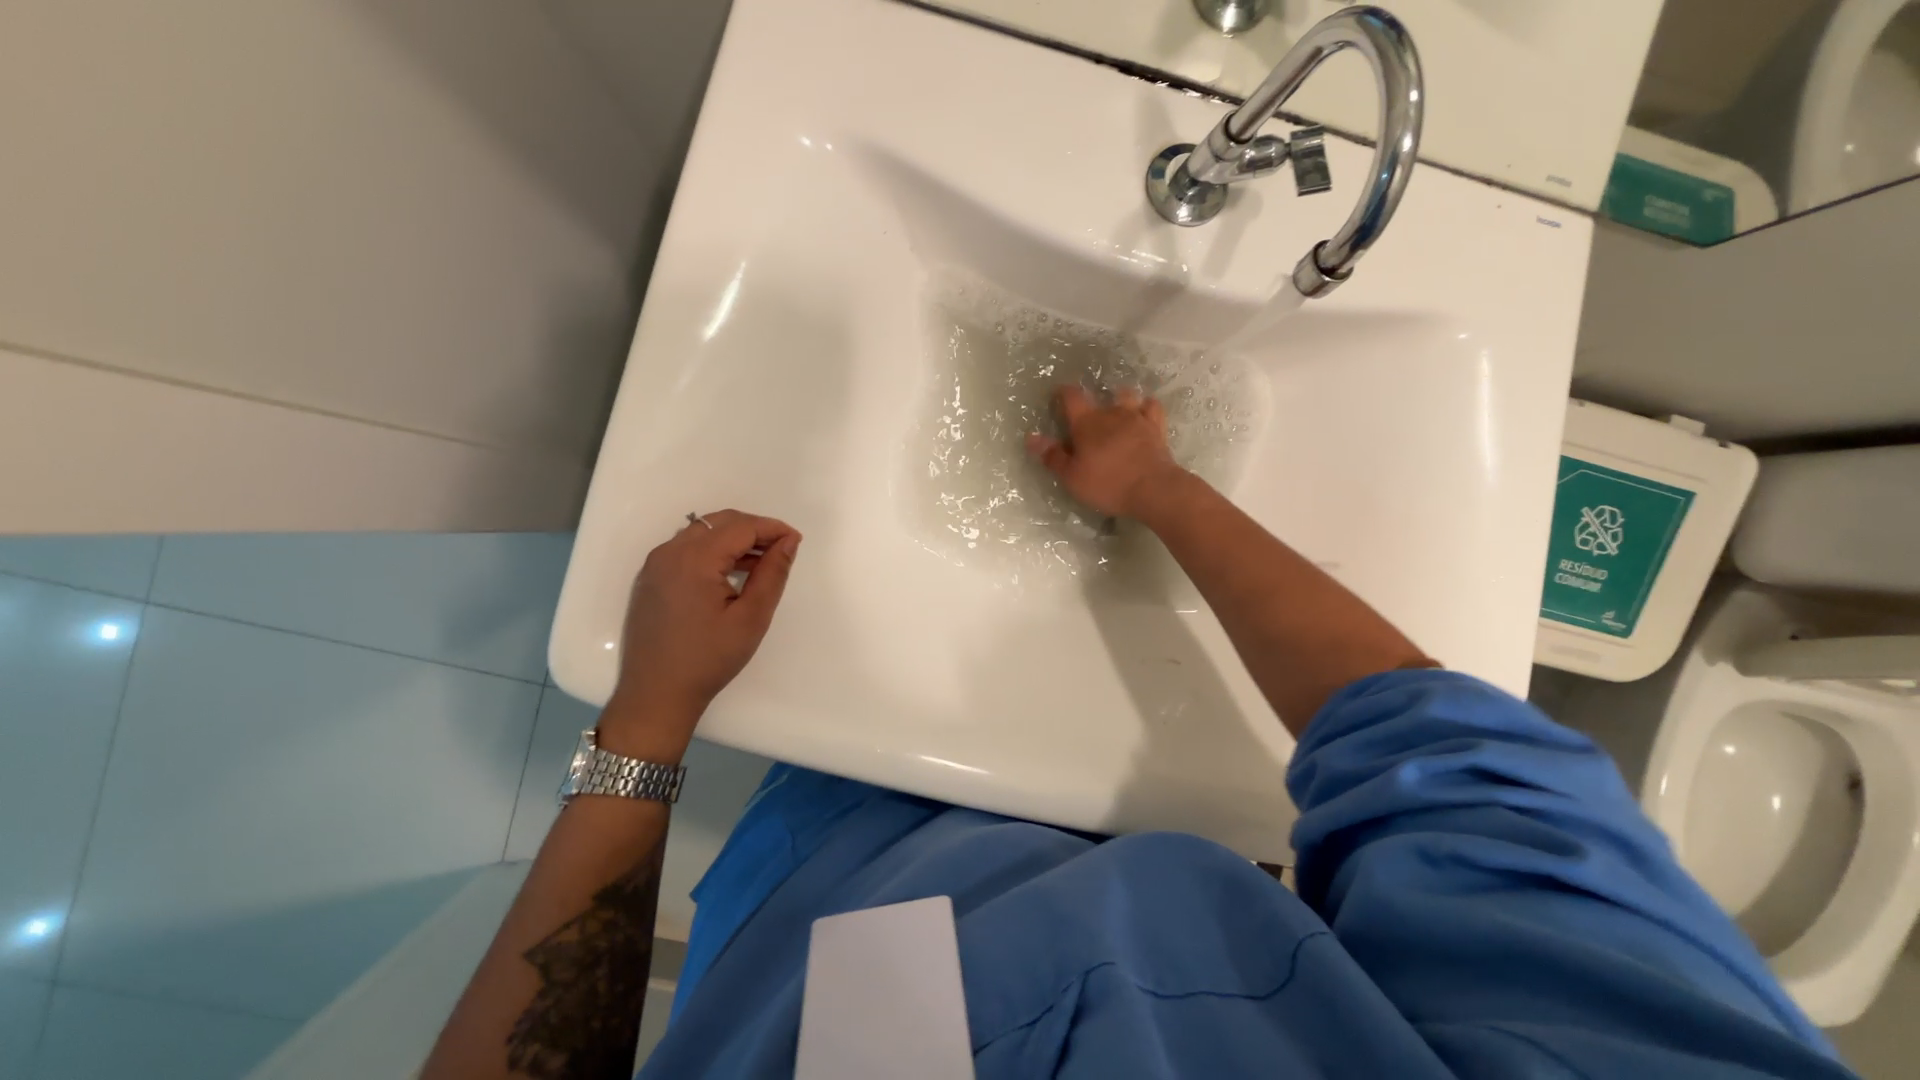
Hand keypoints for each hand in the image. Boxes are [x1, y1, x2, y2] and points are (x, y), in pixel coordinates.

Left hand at [602, 510, 801, 756]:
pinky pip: (684, 550)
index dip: (771, 528)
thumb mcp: (751, 618)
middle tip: (780, 549)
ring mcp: (655, 565)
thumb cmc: (709, 659)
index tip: (795, 541)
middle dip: (753, 529)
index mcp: (694, 559)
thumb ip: (772, 574)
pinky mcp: (649, 579)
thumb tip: (788, 542)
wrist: (656, 694)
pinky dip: (711, 551)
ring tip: (760, 563)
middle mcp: (669, 552)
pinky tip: (728, 575)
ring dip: (731, 539)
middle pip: (718, 522)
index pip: (740, 527)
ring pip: (700, 533)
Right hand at [1026, 385, 1185, 517]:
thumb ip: (1052, 456)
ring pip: (1127, 395)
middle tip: (1089, 415)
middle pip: (1100, 396)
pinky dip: (1146, 406)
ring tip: (1117, 409)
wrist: (1152, 489)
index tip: (1058, 396)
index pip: (1071, 397)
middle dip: (1092, 402)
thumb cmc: (1107, 484)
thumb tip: (1031, 437)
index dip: (1062, 393)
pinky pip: (1152, 406)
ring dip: (1120, 399)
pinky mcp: (1156, 427)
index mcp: (1086, 423)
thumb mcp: (1072, 477)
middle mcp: (1111, 413)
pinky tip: (1143, 412)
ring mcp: (1136, 418)